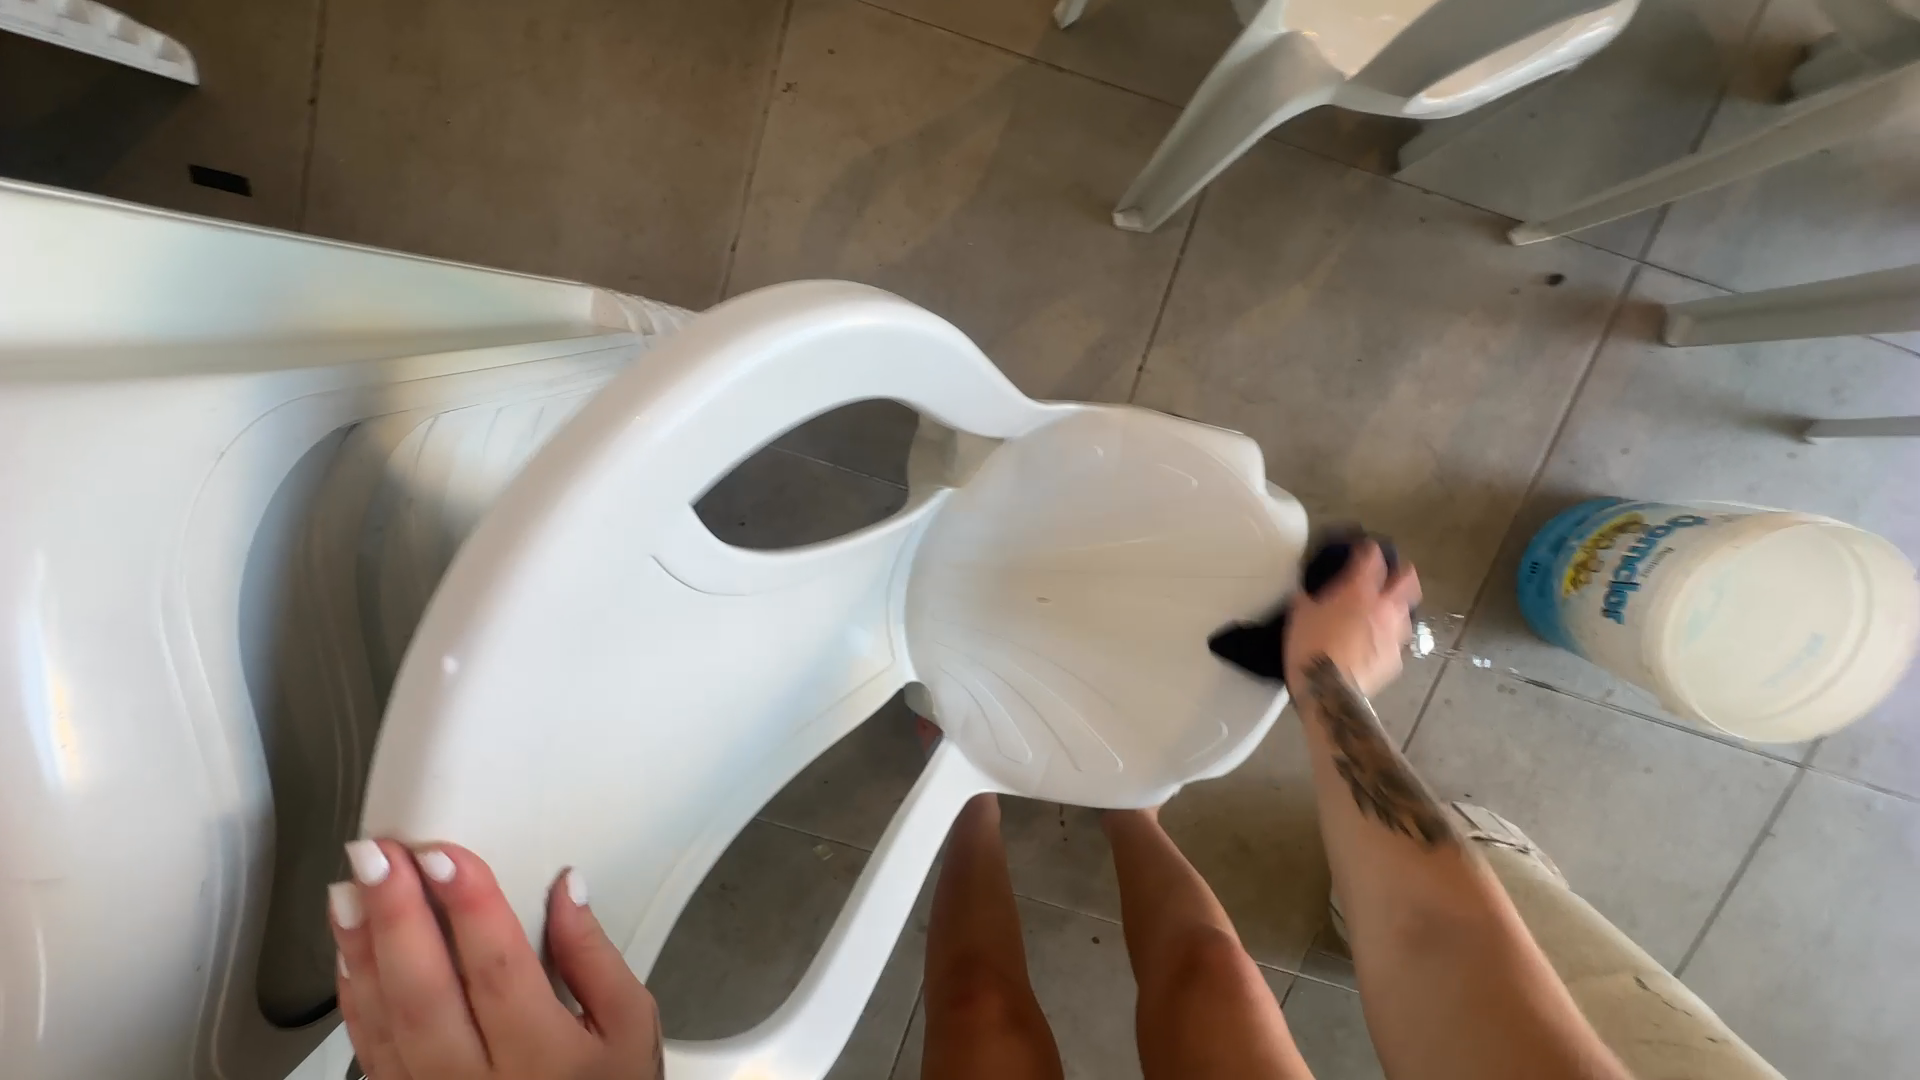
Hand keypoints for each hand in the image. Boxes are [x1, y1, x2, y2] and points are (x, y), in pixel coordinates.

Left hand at [330, 840, 662, 1079]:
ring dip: (360, 950)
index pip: (497, 967)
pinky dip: (354, 997)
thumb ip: (596, 955)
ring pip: (383, 1021)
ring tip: (348, 890)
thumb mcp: (630, 1024)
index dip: (469, 906)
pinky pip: (369, 1051)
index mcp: (541, 1054)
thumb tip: (567, 887)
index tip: (445, 855)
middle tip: (376, 856)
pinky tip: (350, 954)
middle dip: (396, 915)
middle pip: (424, 992)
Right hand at [1283, 541, 1420, 697]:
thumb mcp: (1299, 616)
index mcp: (1358, 592)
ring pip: (1406, 612)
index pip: (1371, 559)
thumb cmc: (1309, 646)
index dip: (1368, 549)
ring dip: (1396, 606)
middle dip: (1402, 571)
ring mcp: (1394, 634)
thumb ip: (1308, 600)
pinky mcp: (1395, 659)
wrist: (1328, 690)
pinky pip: (1395, 641)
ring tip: (1383, 610)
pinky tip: (1374, 643)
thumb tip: (1306, 595)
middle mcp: (1383, 608)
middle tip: (1391, 571)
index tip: (1363, 547)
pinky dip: (1386, 637)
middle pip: (1407, 580)